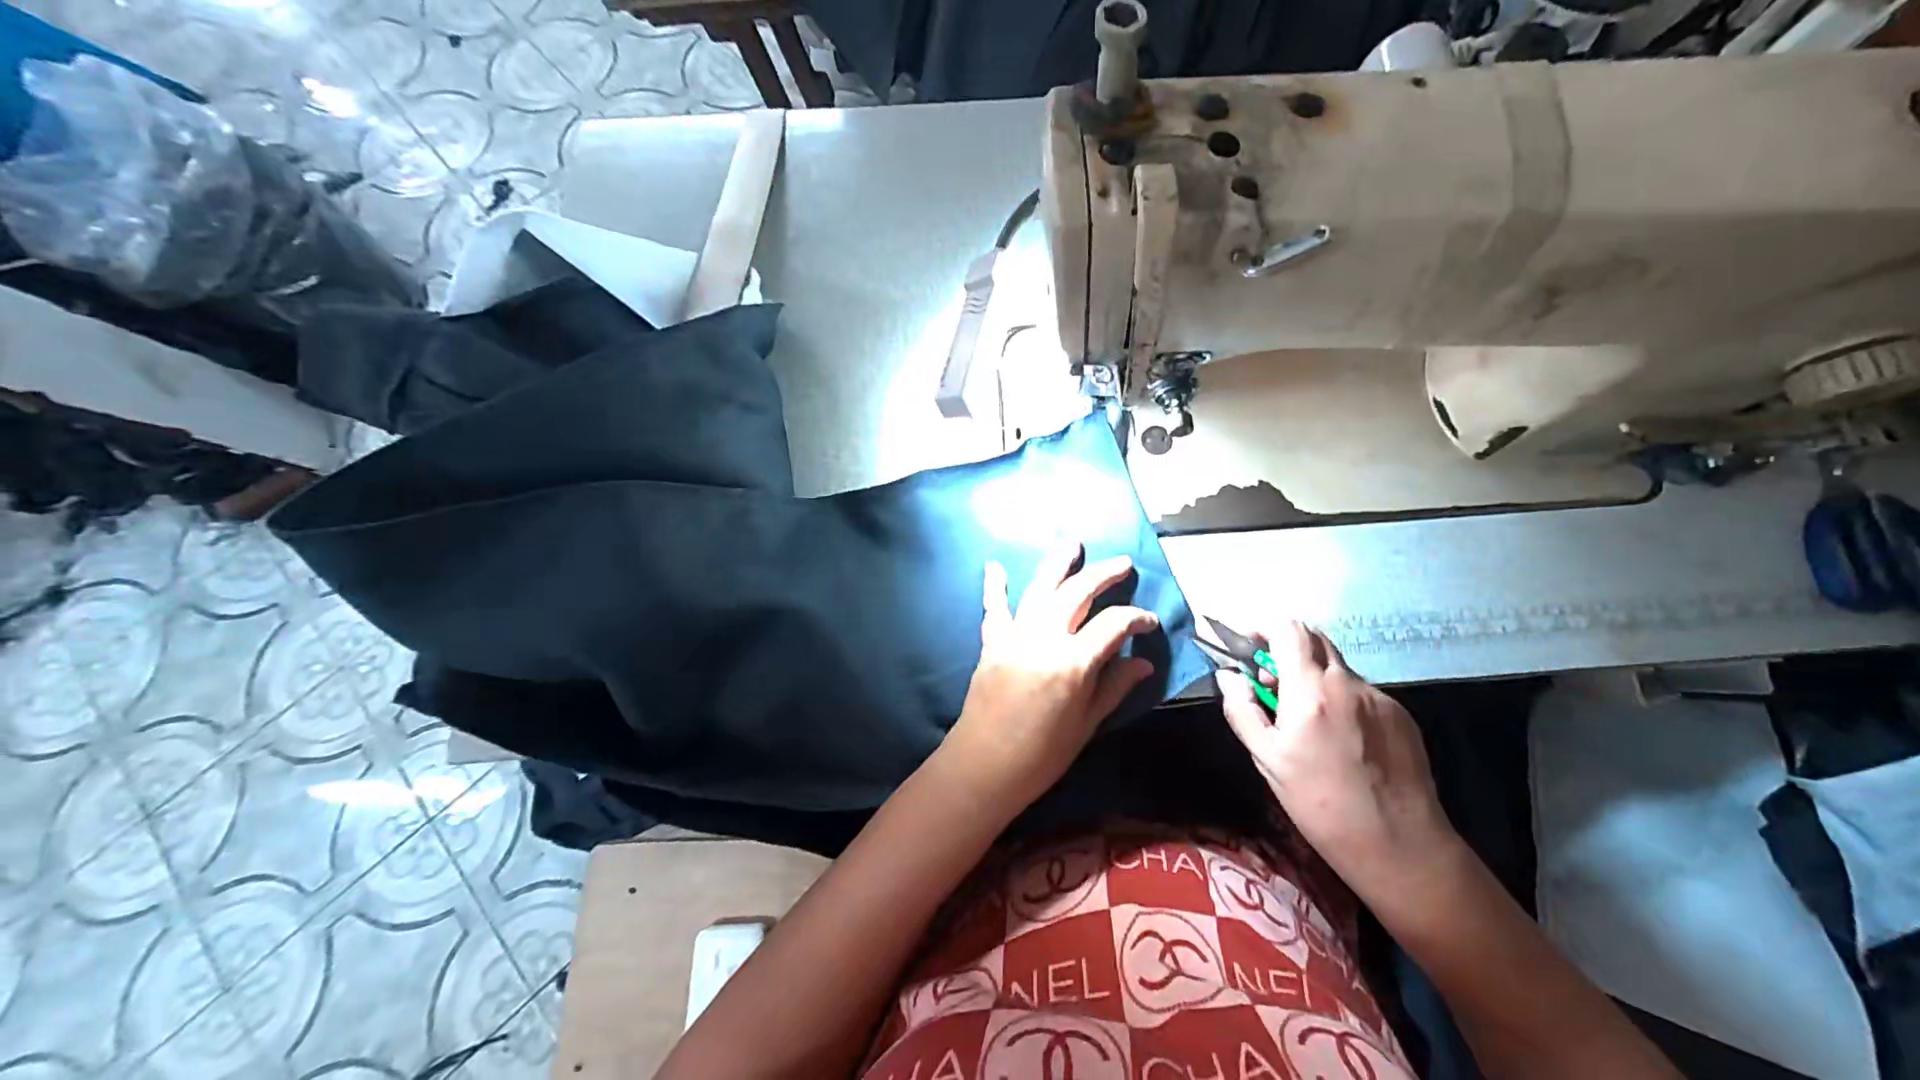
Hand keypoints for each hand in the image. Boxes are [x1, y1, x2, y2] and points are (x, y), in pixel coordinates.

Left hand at [935, 543, 1159, 814]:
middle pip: (1077, 593)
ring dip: (1057, 564)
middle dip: (1103, 575)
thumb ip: (1113, 687)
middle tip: (1123, 563)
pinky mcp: (991, 643)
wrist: (984, 766)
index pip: (1113, 625)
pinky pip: (995, 608)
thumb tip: (1143, 662)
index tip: (1150, 621)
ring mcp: (1013, 636)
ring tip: (1073, 544)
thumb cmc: (1041, 755)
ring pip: (1039, 589)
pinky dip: (995, 586)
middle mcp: (1043, 639)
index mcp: (1072, 663)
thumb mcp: (1086, 724)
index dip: (1137, 618)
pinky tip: (994, 565)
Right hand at [1216, 621, 1462, 898]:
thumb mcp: (1267, 760)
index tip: (1250, 650)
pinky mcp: (1401, 715)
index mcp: (1311, 692)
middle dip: (1287, 651)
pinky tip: (1340, 740)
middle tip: (1273, 687)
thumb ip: (1243, 710)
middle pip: (1315, 640)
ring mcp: (1380, 698)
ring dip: (1314, 678)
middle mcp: (1348, 684)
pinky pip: (1361, 691)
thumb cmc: (1320, 805)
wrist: (1399, 845)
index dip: (1264, 630)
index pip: (1289, 630)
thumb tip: (1228, 677)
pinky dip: (1340, 699)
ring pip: (1338, 667)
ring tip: (1307, 722)